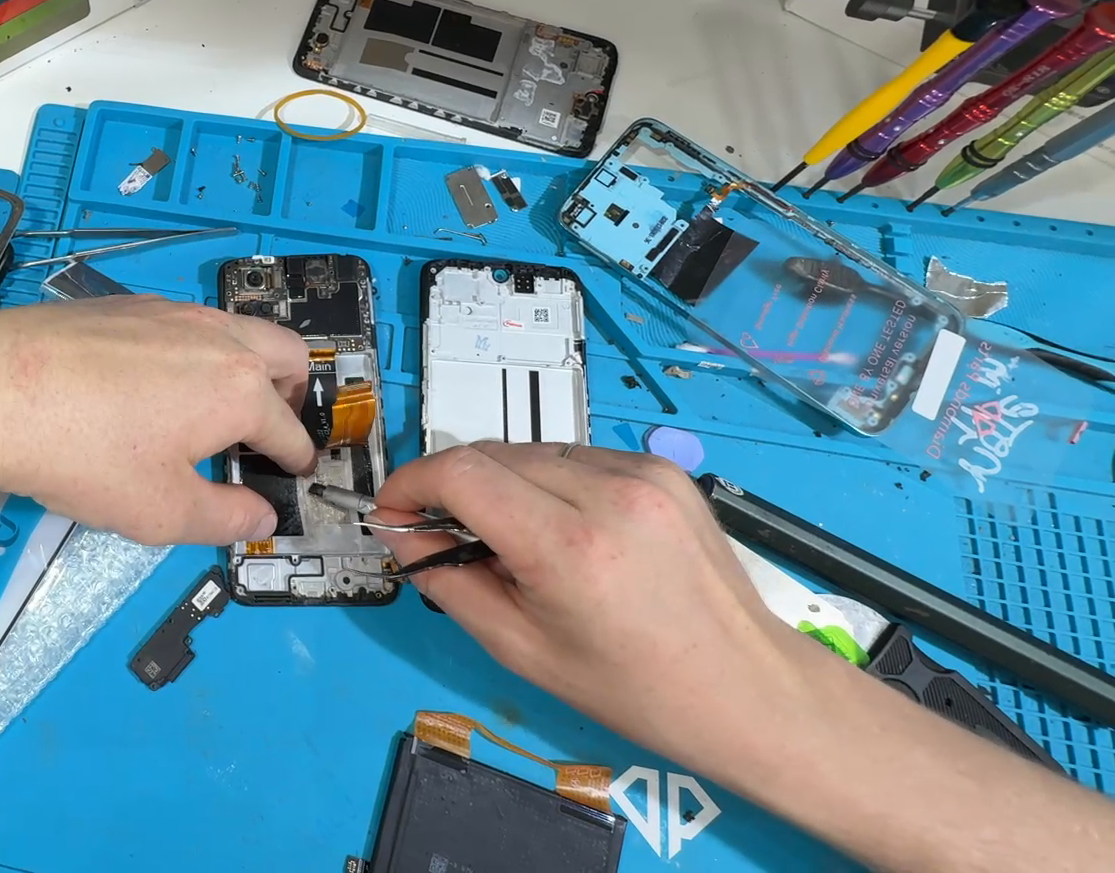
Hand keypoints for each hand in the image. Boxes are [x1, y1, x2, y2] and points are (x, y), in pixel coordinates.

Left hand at [0, 295, 315, 545]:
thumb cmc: (87, 457)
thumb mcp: (161, 511)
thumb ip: (225, 518)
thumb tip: (262, 518)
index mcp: (240, 390)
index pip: (290, 430)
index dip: (297, 459)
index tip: (293, 474)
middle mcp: (218, 339)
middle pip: (287, 354)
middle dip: (293, 394)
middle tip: (269, 430)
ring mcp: (173, 312)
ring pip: (237, 329)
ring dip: (248, 365)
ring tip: (215, 405)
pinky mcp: (130, 304)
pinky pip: (188, 322)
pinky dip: (199, 350)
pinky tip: (155, 381)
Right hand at [370, 442, 836, 763]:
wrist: (753, 694)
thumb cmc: (629, 688)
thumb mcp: (517, 647)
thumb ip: (443, 580)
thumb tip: (395, 531)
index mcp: (569, 546)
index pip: (459, 473)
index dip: (410, 484)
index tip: (392, 512)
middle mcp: (606, 492)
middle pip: (485, 454)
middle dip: (447, 487)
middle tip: (442, 534)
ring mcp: (640, 472)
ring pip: (523, 451)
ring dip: (494, 484)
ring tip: (509, 537)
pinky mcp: (660, 468)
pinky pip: (568, 456)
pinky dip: (540, 482)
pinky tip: (560, 526)